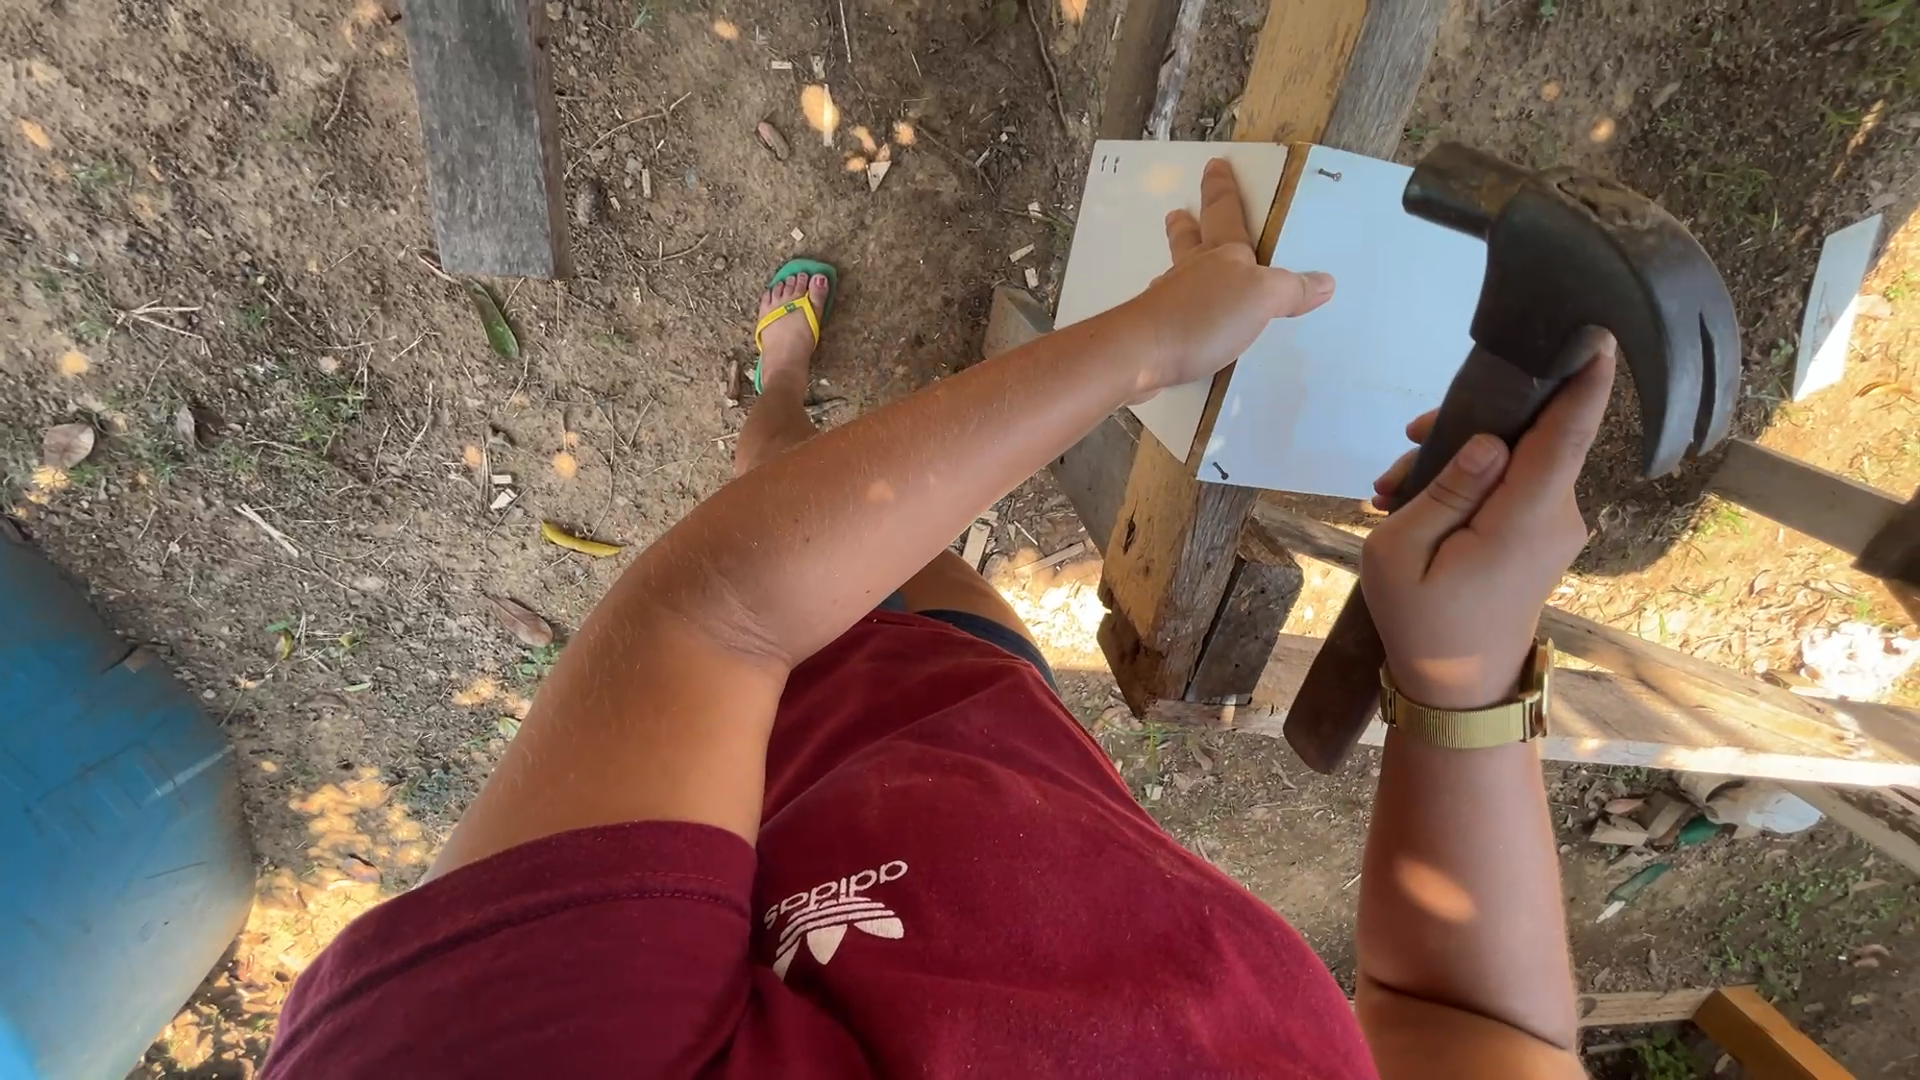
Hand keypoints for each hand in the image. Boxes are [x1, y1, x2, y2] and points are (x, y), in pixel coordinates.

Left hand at [1121, 158, 1335, 396]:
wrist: (1139, 355)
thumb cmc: (1202, 317)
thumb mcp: (1261, 298)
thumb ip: (1291, 289)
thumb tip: (1324, 282)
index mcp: (1221, 256)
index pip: (1225, 213)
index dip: (1223, 189)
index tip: (1215, 165)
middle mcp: (1189, 274)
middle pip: (1188, 242)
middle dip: (1187, 225)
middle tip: (1177, 212)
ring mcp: (1165, 304)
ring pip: (1174, 277)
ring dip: (1178, 268)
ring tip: (1175, 267)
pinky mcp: (1152, 335)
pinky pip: (1168, 317)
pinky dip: (1174, 312)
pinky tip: (1175, 321)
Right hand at [1360, 340, 1617, 709]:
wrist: (1457, 687)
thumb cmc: (1419, 620)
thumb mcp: (1398, 552)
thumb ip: (1444, 491)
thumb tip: (1487, 442)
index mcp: (1523, 519)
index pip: (1564, 435)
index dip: (1580, 382)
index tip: (1595, 332)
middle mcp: (1557, 516)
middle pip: (1524, 442)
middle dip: (1459, 434)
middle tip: (1392, 466)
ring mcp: (1554, 529)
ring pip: (1510, 465)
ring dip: (1452, 468)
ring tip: (1388, 497)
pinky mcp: (1542, 540)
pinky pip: (1510, 491)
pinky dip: (1466, 489)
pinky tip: (1415, 510)